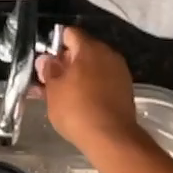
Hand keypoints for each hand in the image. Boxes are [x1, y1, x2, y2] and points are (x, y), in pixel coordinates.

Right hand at [34, 26, 144, 149]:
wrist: (112, 138)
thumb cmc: (77, 110)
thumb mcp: (53, 90)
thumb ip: (48, 71)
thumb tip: (46, 60)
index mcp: (89, 48)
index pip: (69, 33)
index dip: (54, 45)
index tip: (46, 63)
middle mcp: (108, 54)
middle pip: (83, 49)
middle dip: (67, 61)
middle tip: (52, 80)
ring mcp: (120, 71)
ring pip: (94, 66)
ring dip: (80, 75)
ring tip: (65, 94)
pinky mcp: (126, 88)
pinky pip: (104, 79)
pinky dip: (93, 85)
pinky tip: (82, 102)